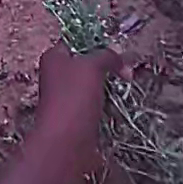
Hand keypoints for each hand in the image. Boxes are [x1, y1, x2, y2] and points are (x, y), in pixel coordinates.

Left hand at [33, 45, 119, 170]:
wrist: (66, 141)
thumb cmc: (74, 97)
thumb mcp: (91, 67)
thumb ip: (105, 56)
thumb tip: (118, 55)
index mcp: (54, 57)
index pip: (76, 42)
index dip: (97, 44)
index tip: (120, 52)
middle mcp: (57, 73)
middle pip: (87, 63)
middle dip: (108, 67)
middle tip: (128, 74)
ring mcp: (66, 95)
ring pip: (93, 84)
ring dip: (110, 87)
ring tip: (126, 90)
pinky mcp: (76, 114)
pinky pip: (96, 103)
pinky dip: (107, 105)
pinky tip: (117, 110)